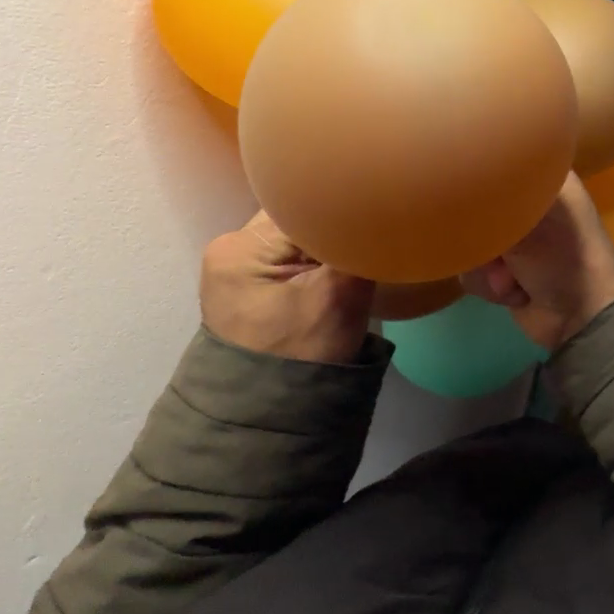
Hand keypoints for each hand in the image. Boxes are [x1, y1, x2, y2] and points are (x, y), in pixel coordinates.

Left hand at [200, 211, 375, 363]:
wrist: (273, 410)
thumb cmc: (303, 350)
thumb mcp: (340, 293)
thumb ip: (357, 244)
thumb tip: (381, 209)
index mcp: (241, 246)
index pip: (303, 203)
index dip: (344, 207)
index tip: (377, 213)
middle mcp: (232, 247)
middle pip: (299, 214)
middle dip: (338, 221)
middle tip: (375, 229)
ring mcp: (239, 265)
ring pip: (300, 231)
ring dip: (332, 238)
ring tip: (363, 245)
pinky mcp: (254, 281)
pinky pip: (295, 250)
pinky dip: (322, 253)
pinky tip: (344, 263)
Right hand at [463, 174, 613, 349]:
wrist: (580, 316)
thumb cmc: (565, 257)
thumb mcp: (530, 219)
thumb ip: (491, 199)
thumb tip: (455, 181)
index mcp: (547, 180)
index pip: (503, 160)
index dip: (482, 174)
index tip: (469, 190)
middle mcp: (530, 205)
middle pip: (476, 206)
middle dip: (482, 236)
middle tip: (498, 250)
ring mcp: (515, 240)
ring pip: (469, 241)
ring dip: (487, 267)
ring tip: (510, 278)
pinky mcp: (503, 272)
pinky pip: (472, 271)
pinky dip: (490, 286)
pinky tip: (514, 294)